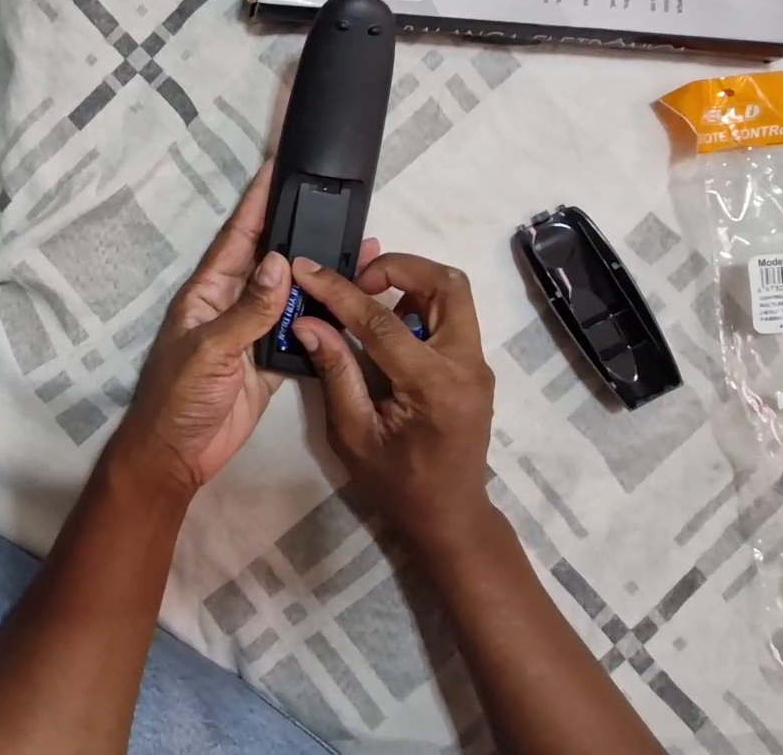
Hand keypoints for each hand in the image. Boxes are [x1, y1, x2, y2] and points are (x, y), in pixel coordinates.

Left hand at [108, 163, 376, 495]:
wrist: (178, 455)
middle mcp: (233, 305)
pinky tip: (348, 303)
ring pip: (290, 295)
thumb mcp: (209, 349)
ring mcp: (253, 333)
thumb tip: (279, 262)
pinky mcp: (271, 362)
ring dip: (318, 276)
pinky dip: (321, 317)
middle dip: (299, 232)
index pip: (237, 237)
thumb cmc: (179, 397)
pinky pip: (299, 331)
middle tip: (335, 205)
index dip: (256, 203)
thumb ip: (247, 310)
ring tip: (356, 250)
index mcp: (209, 292)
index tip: (276, 168)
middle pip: (270, 260)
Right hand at [289, 253, 498, 558]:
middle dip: (395, 267)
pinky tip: (388, 325)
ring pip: (453, 291)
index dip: (338, 290)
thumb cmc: (396, 484)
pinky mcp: (474, 363)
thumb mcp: (352, 434)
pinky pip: (452, 312)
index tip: (306, 268)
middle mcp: (466, 365)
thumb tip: (307, 321)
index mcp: (433, 386)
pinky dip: (418, 302)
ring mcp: (476, 362)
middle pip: (444, 283)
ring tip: (368, 300)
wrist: (450, 515)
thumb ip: (334, 372)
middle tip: (356, 283)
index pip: (381, 321)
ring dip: (410, 282)